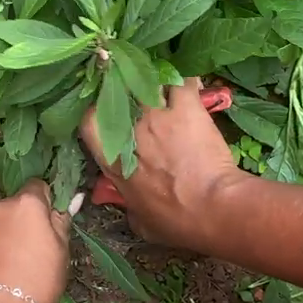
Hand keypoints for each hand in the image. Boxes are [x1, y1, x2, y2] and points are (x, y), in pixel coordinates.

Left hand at [0, 180, 71, 302]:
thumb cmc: (38, 279)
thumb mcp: (61, 250)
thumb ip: (62, 220)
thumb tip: (71, 198)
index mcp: (26, 203)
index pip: (39, 186)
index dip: (47, 202)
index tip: (51, 223)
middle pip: (17, 205)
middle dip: (27, 219)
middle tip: (37, 247)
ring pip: (1, 222)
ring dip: (9, 233)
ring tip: (17, 263)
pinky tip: (1, 270)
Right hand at [80, 78, 243, 249]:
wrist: (213, 208)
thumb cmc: (177, 222)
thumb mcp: (142, 223)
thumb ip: (130, 208)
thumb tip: (131, 206)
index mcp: (114, 162)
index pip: (90, 122)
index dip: (97, 114)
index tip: (108, 116)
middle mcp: (130, 132)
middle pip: (117, 95)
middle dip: (123, 90)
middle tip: (134, 92)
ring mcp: (157, 115)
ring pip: (147, 81)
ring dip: (154, 80)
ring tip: (162, 82)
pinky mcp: (186, 107)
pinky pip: (182, 80)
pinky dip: (186, 78)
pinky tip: (189, 80)